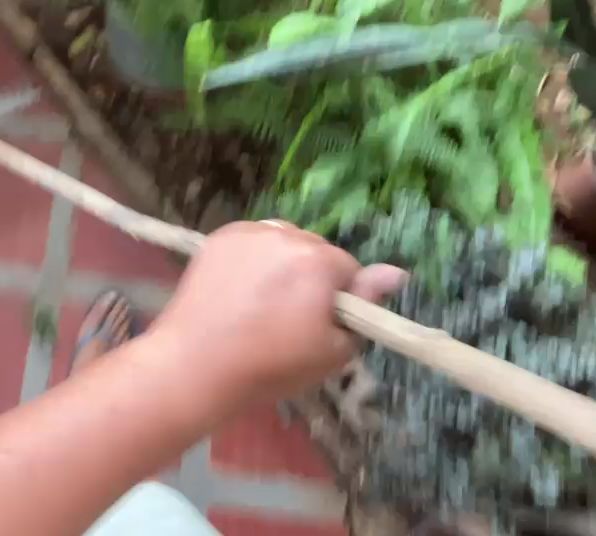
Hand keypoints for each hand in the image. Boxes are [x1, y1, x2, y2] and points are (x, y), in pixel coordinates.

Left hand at [149, 220, 406, 411]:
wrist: (198, 362)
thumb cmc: (272, 364)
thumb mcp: (332, 348)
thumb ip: (366, 306)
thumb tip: (397, 272)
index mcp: (318, 259)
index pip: (348, 269)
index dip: (339, 300)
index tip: (319, 325)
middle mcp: (285, 232)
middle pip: (314, 251)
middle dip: (312, 277)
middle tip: (289, 317)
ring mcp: (248, 231)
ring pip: (283, 241)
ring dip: (283, 263)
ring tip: (263, 302)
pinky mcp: (220, 235)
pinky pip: (252, 240)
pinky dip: (253, 258)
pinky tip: (241, 289)